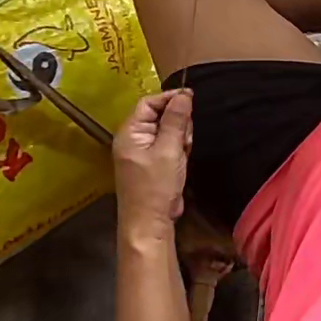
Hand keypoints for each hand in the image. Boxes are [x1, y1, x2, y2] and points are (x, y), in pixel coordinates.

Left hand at [112, 88, 192, 240]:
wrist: (149, 225)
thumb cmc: (156, 187)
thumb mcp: (169, 150)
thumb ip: (176, 120)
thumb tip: (183, 95)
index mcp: (130, 132)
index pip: (149, 103)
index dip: (169, 99)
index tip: (191, 98)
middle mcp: (133, 139)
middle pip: (159, 115)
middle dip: (177, 122)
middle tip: (185, 139)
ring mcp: (142, 151)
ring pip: (167, 130)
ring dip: (180, 137)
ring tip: (183, 154)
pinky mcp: (152, 162)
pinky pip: (168, 145)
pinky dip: (177, 149)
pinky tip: (181, 161)